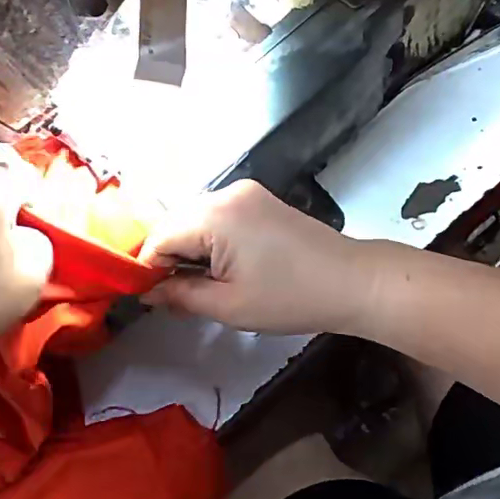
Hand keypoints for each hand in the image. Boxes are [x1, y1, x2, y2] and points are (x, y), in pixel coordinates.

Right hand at [138, 181, 374, 334]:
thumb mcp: (229, 305)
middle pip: (175, 223)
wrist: (352, 281)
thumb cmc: (291, 297)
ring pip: (194, 218)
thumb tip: (147, 293)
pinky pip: (216, 216)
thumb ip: (180, 296)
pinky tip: (217, 266)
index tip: (147, 297)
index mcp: (216, 216)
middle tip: (171, 296)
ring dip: (187, 248)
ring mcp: (244, 193)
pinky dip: (208, 239)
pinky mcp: (258, 199)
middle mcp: (226, 193)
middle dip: (167, 257)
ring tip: (196, 284)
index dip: (148, 268)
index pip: (160, 237)